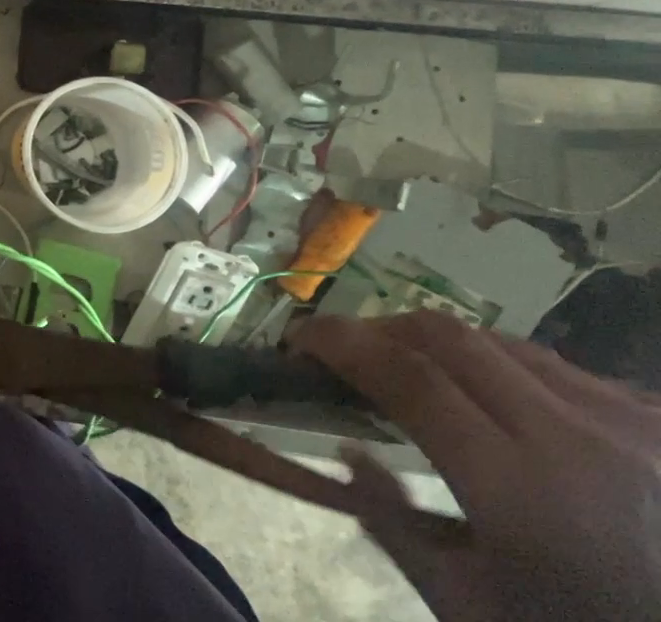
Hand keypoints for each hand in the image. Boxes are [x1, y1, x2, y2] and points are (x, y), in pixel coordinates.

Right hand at [297, 311, 660, 620]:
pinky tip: (495, 399)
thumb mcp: (463, 601)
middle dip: (378, 329)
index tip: (297, 338)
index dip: (340, 342)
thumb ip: (392, 522)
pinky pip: (564, 369)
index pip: (407, 376)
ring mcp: (631, 424)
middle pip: (450, 338)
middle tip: (342, 347)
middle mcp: (574, 436)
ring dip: (438, 344)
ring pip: (505, 343)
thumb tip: (347, 454)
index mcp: (515, 485)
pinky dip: (503, 367)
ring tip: (410, 368)